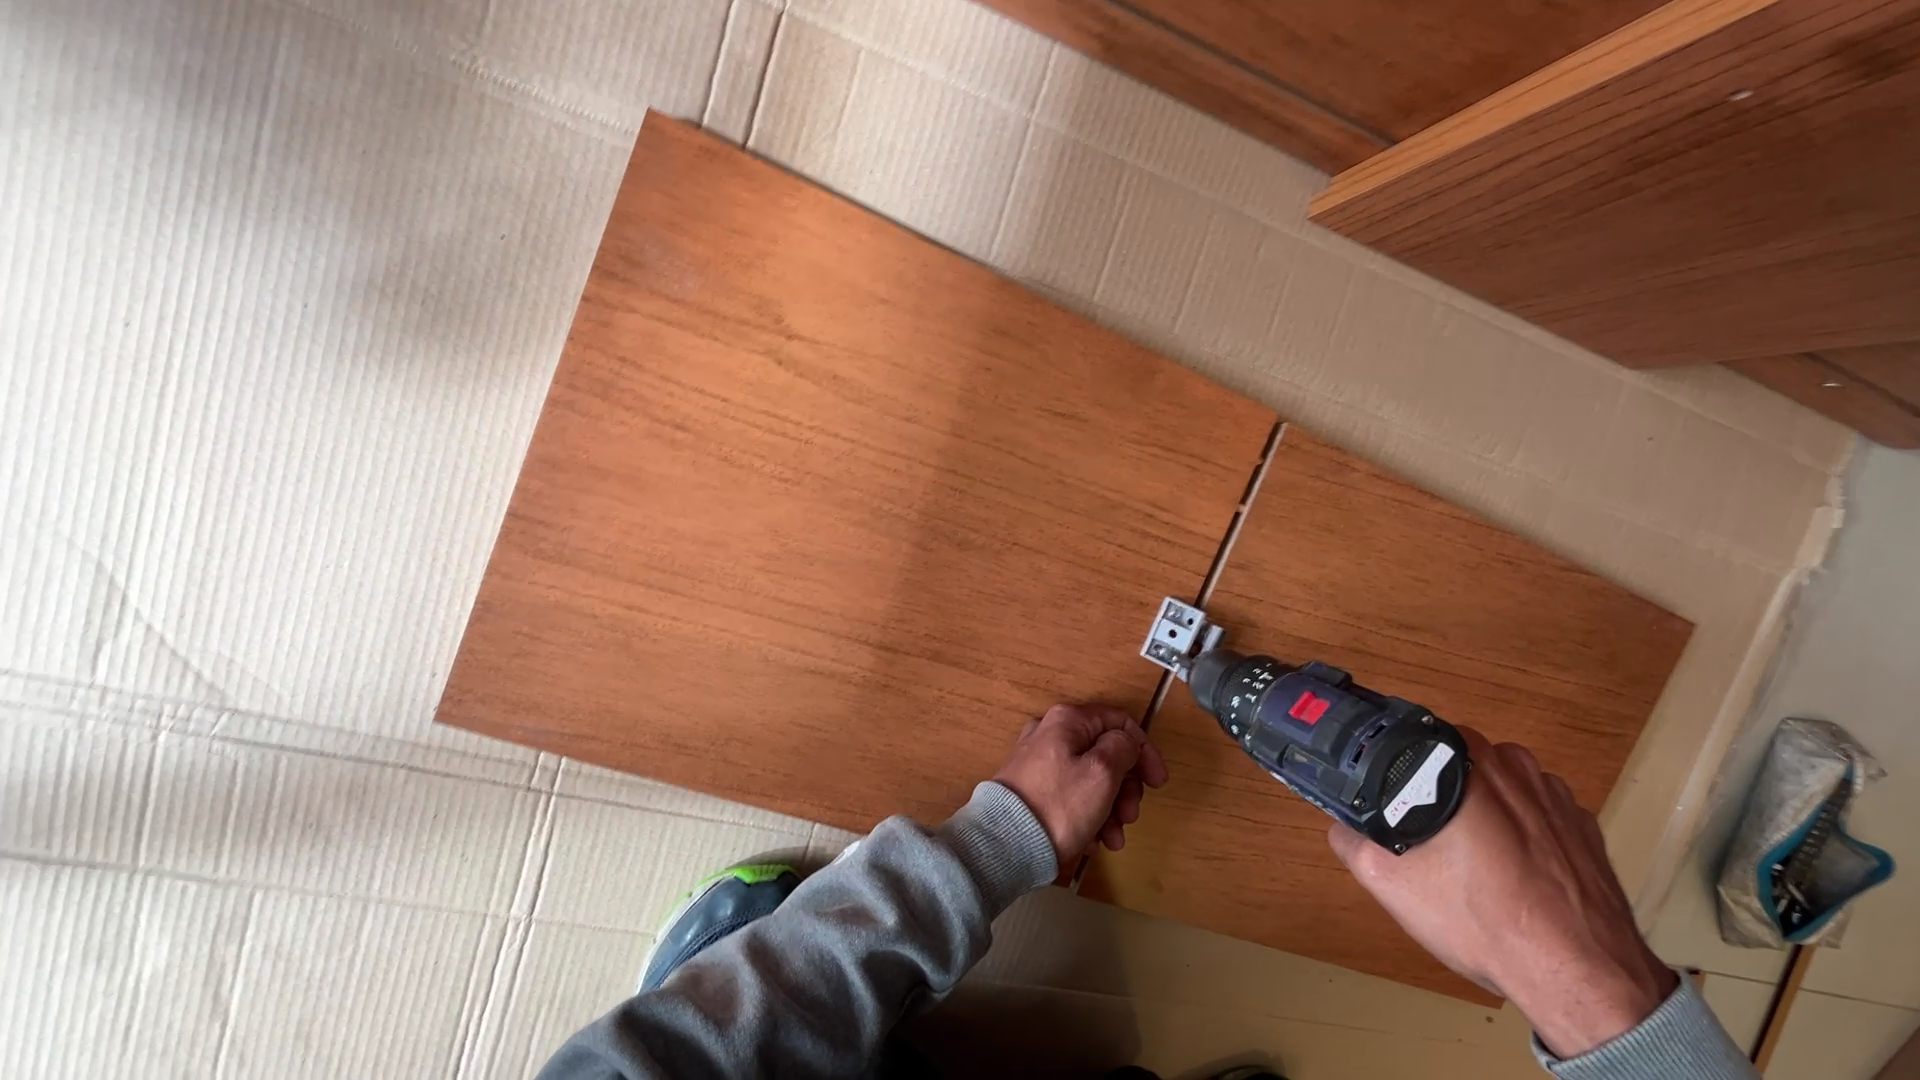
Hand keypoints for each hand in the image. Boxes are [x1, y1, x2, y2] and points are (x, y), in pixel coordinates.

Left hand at [993, 703, 1169, 861]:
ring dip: (1110, 808)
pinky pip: (1070, 795)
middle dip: (1125, 788)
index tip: (1158, 783)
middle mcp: (1050, 733)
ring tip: (1113, 839)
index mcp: (1068, 721)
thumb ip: (1122, 748)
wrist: (1004, 844)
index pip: (1120, 723)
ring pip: (1089, 778)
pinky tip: (1093, 842)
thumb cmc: (1059, 805)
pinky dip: (1087, 815)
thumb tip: (1125, 741)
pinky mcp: (1031, 788)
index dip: (1145, 751)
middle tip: (1130, 816)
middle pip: (1105, 753)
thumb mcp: (1102, 772)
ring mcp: (1038, 761)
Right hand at [1328, 726, 1676, 1058]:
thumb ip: (1348, 836)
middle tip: (1423, 839)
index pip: (1407, 740)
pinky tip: (1510, 871)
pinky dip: (1515, 831)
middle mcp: (1509, 761)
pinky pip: (1531, 811)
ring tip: (1469, 860)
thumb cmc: (1480, 919)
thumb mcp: (1385, 879)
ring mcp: (1554, 790)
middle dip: (1433, 791)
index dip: (1390, 771)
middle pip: (1450, 762)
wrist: (1580, 976)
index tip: (1387, 805)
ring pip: (1492, 785)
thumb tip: (1344, 821)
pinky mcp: (1582, 822)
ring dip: (1476, 809)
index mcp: (1460, 759)